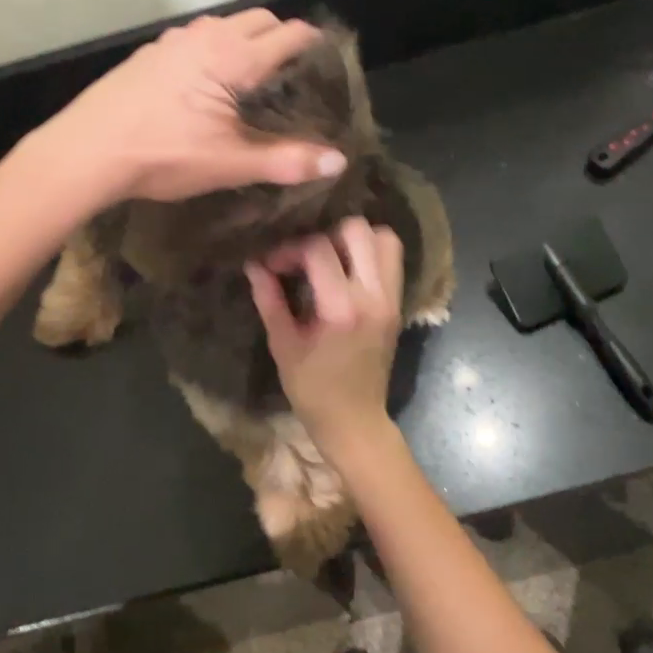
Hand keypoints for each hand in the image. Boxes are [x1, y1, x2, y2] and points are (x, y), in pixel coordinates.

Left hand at [43, 9, 345, 202]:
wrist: (86, 150)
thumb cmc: (162, 154)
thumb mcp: (229, 163)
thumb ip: (286, 160)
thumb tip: (337, 161)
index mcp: (234, 56)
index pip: (290, 34)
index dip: (315, 45)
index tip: (329, 65)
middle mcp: (206, 36)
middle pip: (260, 20)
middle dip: (283, 37)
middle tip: (295, 75)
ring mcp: (174, 40)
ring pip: (225, 25)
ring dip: (246, 41)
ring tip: (255, 78)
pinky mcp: (150, 52)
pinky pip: (196, 37)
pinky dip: (215, 48)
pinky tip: (207, 83)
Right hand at [246, 218, 404, 452]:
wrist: (355, 421)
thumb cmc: (313, 390)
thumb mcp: (283, 345)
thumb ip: (270, 300)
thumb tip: (254, 265)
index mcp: (342, 308)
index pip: (319, 249)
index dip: (290, 249)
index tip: (273, 265)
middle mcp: (374, 296)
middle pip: (358, 231)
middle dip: (326, 235)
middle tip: (306, 258)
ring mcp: (392, 298)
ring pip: (384, 239)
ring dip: (354, 240)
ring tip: (330, 260)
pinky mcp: (398, 303)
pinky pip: (391, 260)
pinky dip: (369, 254)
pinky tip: (344, 272)